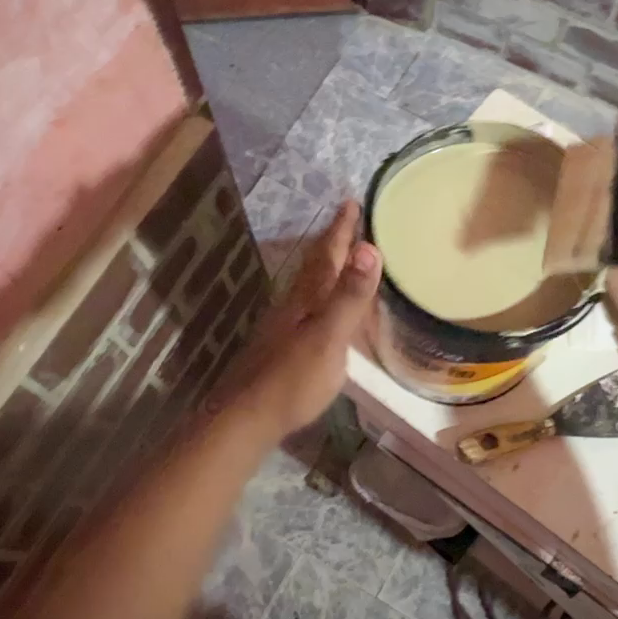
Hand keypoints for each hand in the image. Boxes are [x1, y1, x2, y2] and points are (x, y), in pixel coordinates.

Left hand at [218, 200, 381, 435]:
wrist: (246, 417)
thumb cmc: (292, 379)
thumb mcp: (329, 338)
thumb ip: (350, 296)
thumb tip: (370, 248)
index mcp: (308, 299)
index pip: (329, 255)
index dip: (342, 230)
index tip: (352, 201)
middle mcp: (294, 305)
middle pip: (316, 265)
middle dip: (334, 241)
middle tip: (348, 218)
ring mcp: (285, 326)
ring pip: (309, 285)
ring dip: (327, 266)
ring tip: (341, 256)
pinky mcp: (283, 346)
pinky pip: (308, 306)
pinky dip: (322, 294)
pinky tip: (323, 307)